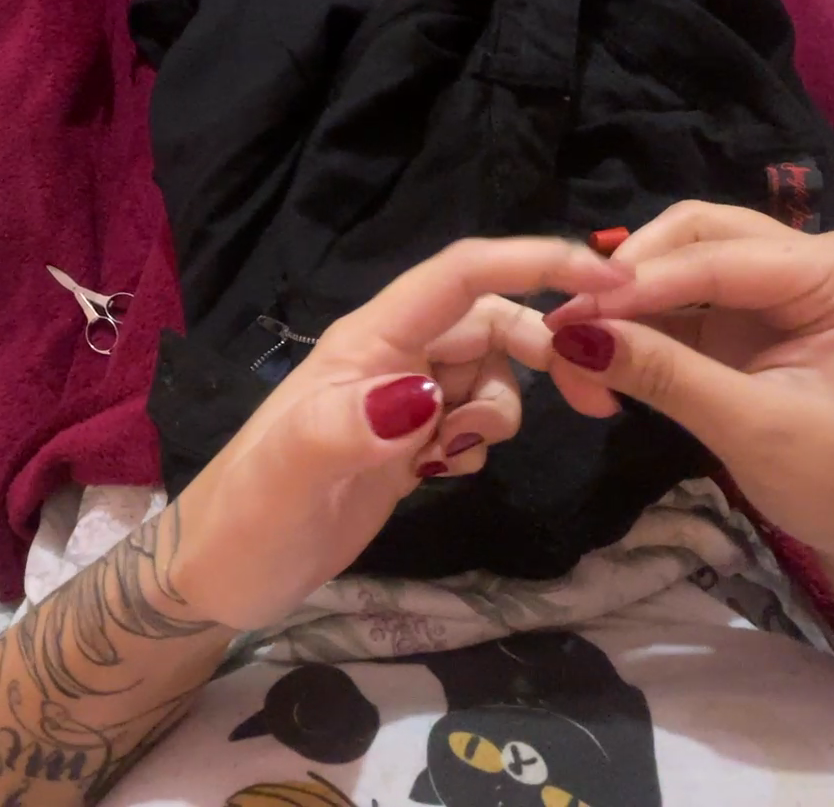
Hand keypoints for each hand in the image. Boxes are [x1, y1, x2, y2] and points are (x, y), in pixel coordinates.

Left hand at [167, 238, 631, 629]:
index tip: (608, 280)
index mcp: (368, 340)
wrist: (226, 571)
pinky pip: (474, 416)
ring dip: (501, 409)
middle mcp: (392, 356)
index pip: (459, 275)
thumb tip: (425, 397)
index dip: (531, 262)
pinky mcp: (410, 440)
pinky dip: (481, 440)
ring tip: (452, 458)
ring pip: (489, 370)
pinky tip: (442, 473)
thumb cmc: (248, 517)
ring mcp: (403, 399)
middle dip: (542, 346)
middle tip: (589, 403)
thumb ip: (347, 428)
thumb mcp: (288, 475)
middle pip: (490, 318)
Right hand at [543, 202, 833, 583]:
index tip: (562, 321)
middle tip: (567, 330)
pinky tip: (603, 359)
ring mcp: (774, 288)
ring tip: (576, 355)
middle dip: (624, 281)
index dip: (633, 287)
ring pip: (675, 265)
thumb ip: (664, 375)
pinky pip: (676, 304)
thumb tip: (569, 339)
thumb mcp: (759, 432)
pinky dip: (635, 328)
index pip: (716, 258)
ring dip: (622, 305)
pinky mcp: (746, 320)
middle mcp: (808, 260)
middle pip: (691, 237)